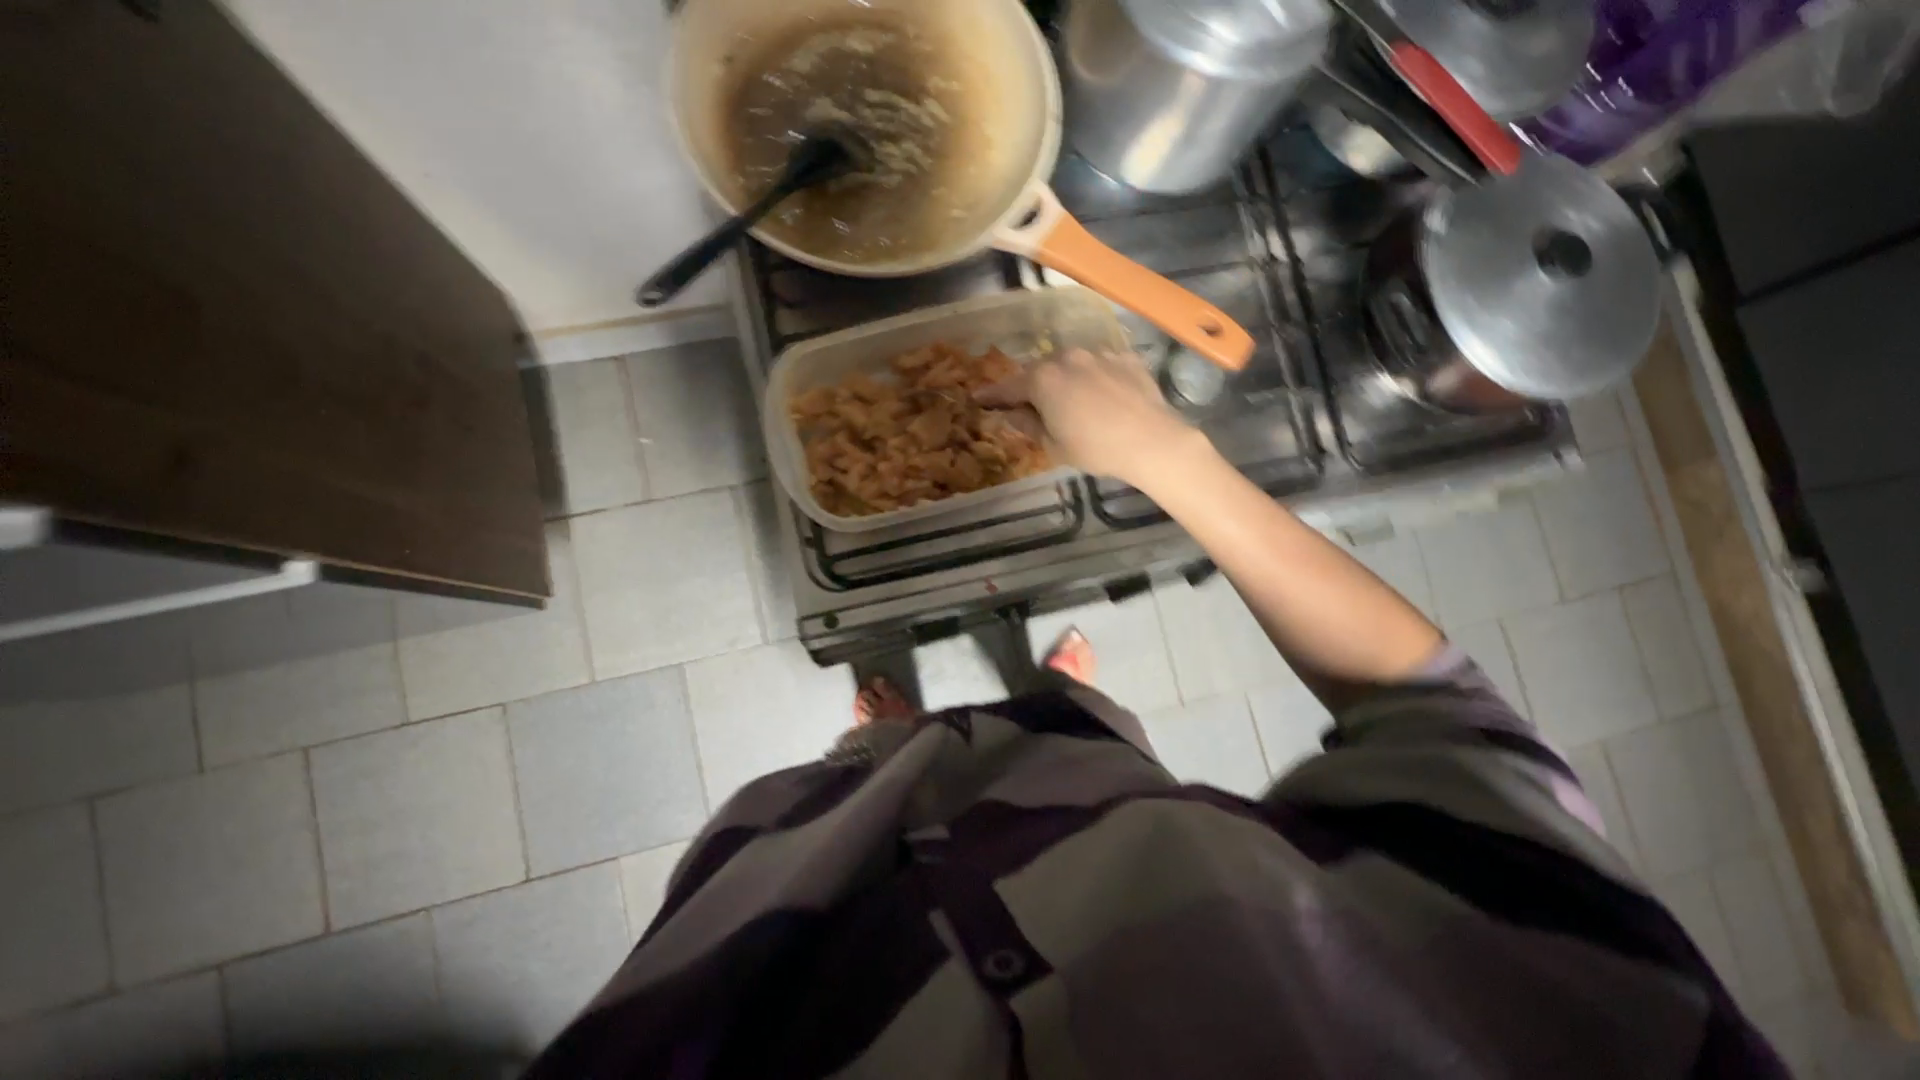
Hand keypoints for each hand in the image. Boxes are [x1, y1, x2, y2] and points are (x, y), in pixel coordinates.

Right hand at [978, 348, 1209, 489]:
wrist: (1152, 440)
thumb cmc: (1095, 449)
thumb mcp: (1053, 445)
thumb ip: (1028, 424)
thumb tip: (1011, 413)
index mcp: (1042, 379)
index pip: (1009, 387)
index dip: (993, 395)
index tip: (979, 399)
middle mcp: (1067, 358)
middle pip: (1041, 371)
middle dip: (1033, 387)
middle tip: (1031, 405)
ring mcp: (1099, 354)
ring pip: (1072, 365)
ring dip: (1067, 380)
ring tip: (1073, 402)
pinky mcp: (1126, 358)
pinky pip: (1101, 366)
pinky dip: (1096, 379)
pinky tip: (1104, 398)